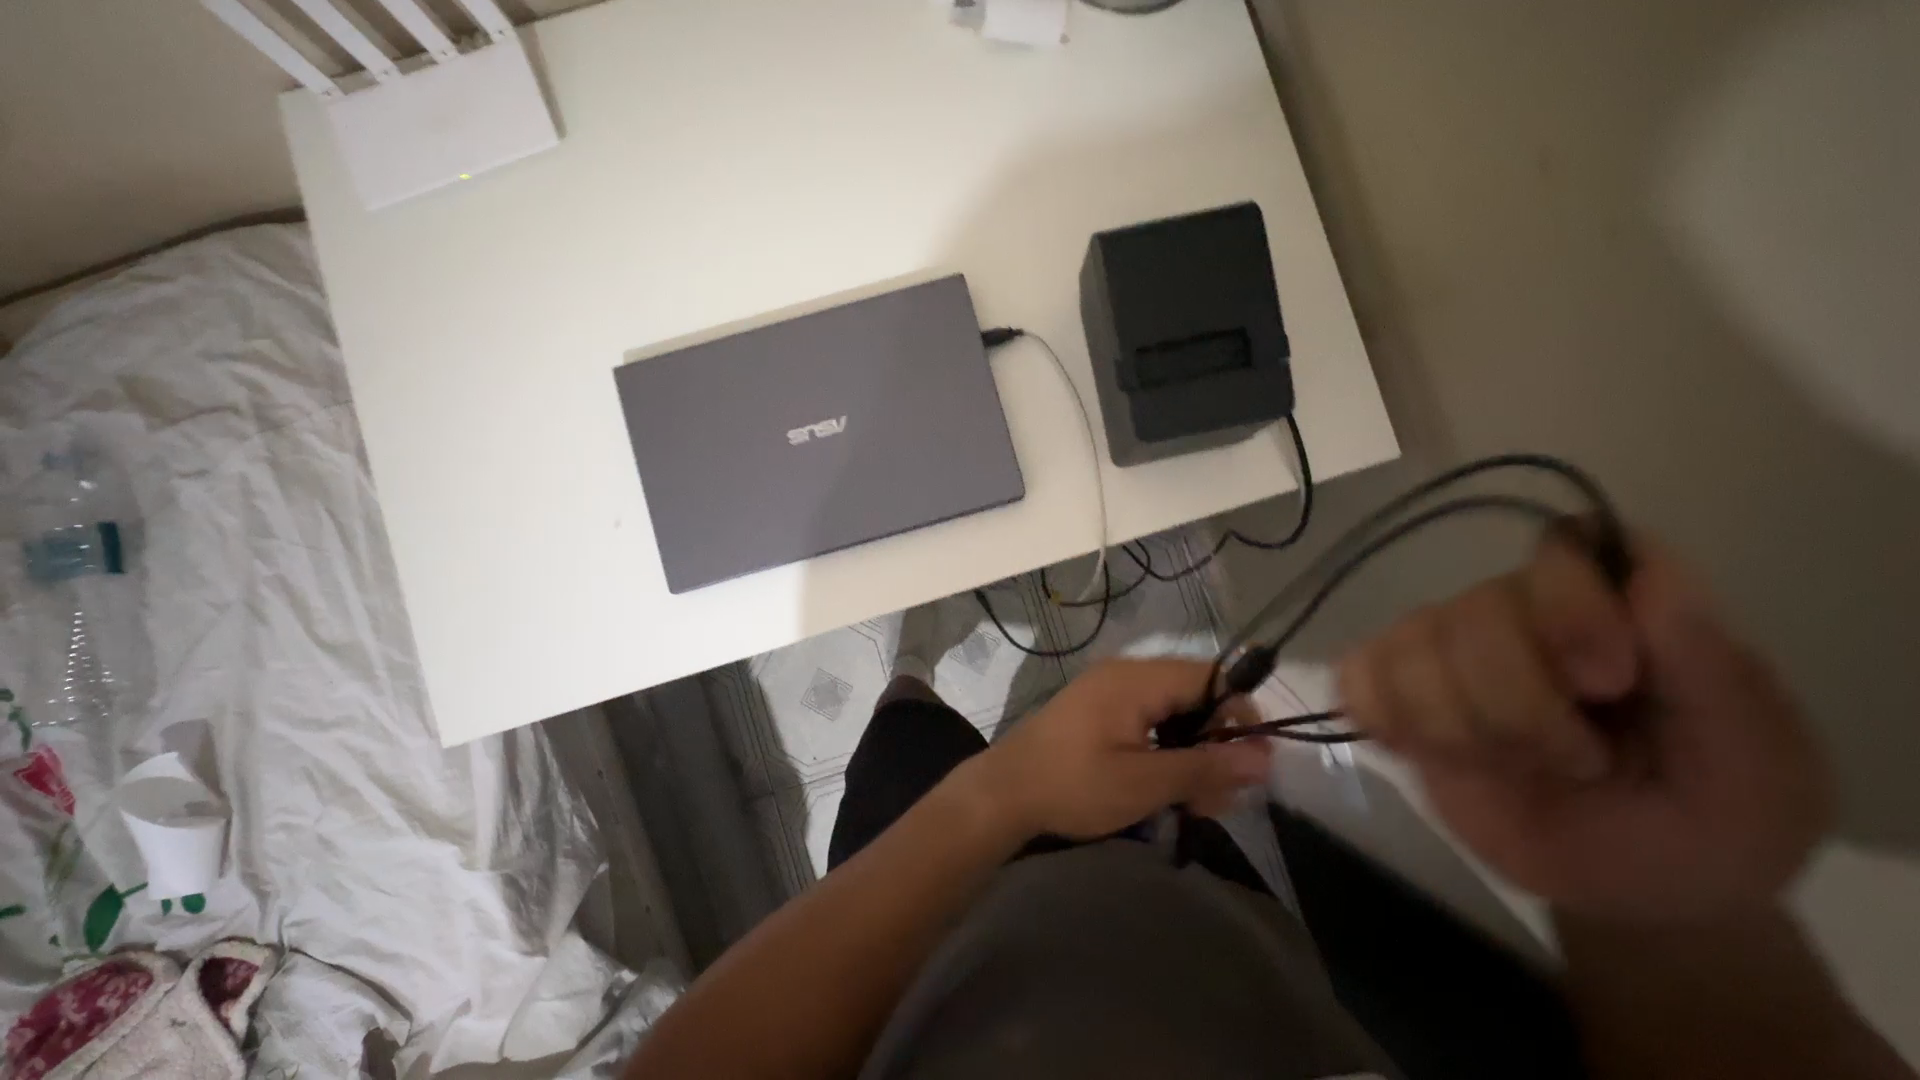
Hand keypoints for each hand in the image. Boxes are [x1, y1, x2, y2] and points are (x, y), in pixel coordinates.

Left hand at [955, 658, 1272, 840]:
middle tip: (1217, 800)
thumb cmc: (1072, 786)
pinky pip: (1149, 725)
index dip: (1241, 716)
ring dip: (1192, 758)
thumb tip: (1265, 759)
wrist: (1001, 795)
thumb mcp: (1144, 783)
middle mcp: (1125, 675)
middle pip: (1195, 699)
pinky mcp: (1098, 715)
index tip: (1254, 764)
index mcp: (1136, 679)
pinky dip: (1165, 755)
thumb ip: (1205, 767)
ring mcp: (1108, 694)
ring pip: (1174, 717)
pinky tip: (1167, 793)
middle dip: (1215, 748)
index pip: (1212, 678)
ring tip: (1194, 806)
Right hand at [1338, 529, 1830, 922]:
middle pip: (1477, 610)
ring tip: (1511, 768)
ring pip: (1411, 648)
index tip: (1605, 684)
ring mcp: (1451, 649)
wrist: (1627, 892)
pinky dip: (1389, 720)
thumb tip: (1653, 579)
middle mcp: (1527, 609)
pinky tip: (1432, 753)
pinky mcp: (1397, 690)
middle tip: (1577, 764)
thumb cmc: (1707, 828)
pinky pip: (1359, 677)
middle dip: (1518, 706)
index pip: (1569, 546)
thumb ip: (1718, 678)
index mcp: (1624, 608)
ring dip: (1459, 730)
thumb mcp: (1757, 772)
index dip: (1569, 604)